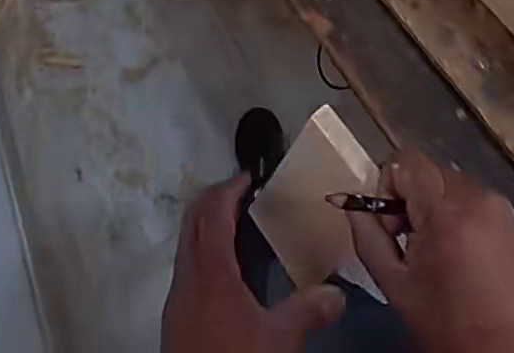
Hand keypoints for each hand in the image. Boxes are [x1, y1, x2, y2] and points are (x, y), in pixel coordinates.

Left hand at [162, 173, 345, 352]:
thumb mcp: (277, 341)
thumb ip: (307, 311)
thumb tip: (338, 293)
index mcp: (210, 270)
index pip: (213, 210)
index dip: (229, 187)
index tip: (250, 177)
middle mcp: (187, 274)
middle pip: (193, 216)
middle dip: (215, 197)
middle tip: (244, 193)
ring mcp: (177, 294)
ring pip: (187, 240)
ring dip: (208, 223)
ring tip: (239, 224)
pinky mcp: (175, 314)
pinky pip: (187, 263)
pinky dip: (204, 248)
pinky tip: (228, 269)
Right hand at [348, 150, 513, 352]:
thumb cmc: (454, 328)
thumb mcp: (397, 288)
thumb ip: (369, 239)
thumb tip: (354, 206)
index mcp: (446, 209)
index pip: (404, 161)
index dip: (388, 188)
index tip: (391, 228)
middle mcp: (475, 195)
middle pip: (425, 173)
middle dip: (409, 201)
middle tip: (408, 246)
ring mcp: (497, 204)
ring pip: (446, 185)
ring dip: (431, 209)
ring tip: (435, 256)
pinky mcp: (511, 218)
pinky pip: (468, 200)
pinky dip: (454, 217)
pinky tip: (459, 258)